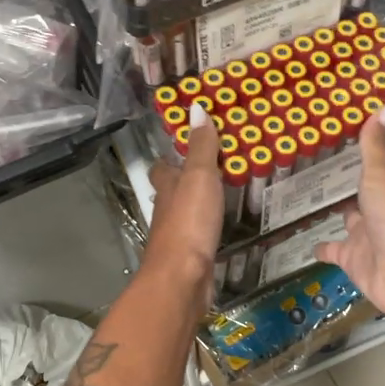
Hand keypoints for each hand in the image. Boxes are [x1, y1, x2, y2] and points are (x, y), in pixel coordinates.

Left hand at [146, 104, 223, 289]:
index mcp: (167, 188)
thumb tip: (195, 107)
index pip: (163, 167)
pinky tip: (219, 228)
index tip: (187, 147)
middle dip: (185, 181)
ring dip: (197, 205)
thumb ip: (201, 146)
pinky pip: (198, 236)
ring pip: (185, 214)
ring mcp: (177, 236)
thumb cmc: (189, 221)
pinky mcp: (190, 258)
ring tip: (221, 194)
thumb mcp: (199, 176)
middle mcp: (167, 210)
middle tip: (211, 169)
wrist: (183, 278)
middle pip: (172, 191)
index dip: (171, 158)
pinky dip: (207, 229)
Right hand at [314, 102, 384, 317]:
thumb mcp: (381, 174)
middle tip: (334, 157)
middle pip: (369, 189)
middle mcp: (381, 209)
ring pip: (350, 219)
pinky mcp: (351, 258)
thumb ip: (376, 143)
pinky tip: (308, 242)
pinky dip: (323, 247)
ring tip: (315, 194)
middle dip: (357, 177)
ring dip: (339, 210)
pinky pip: (334, 251)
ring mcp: (366, 235)